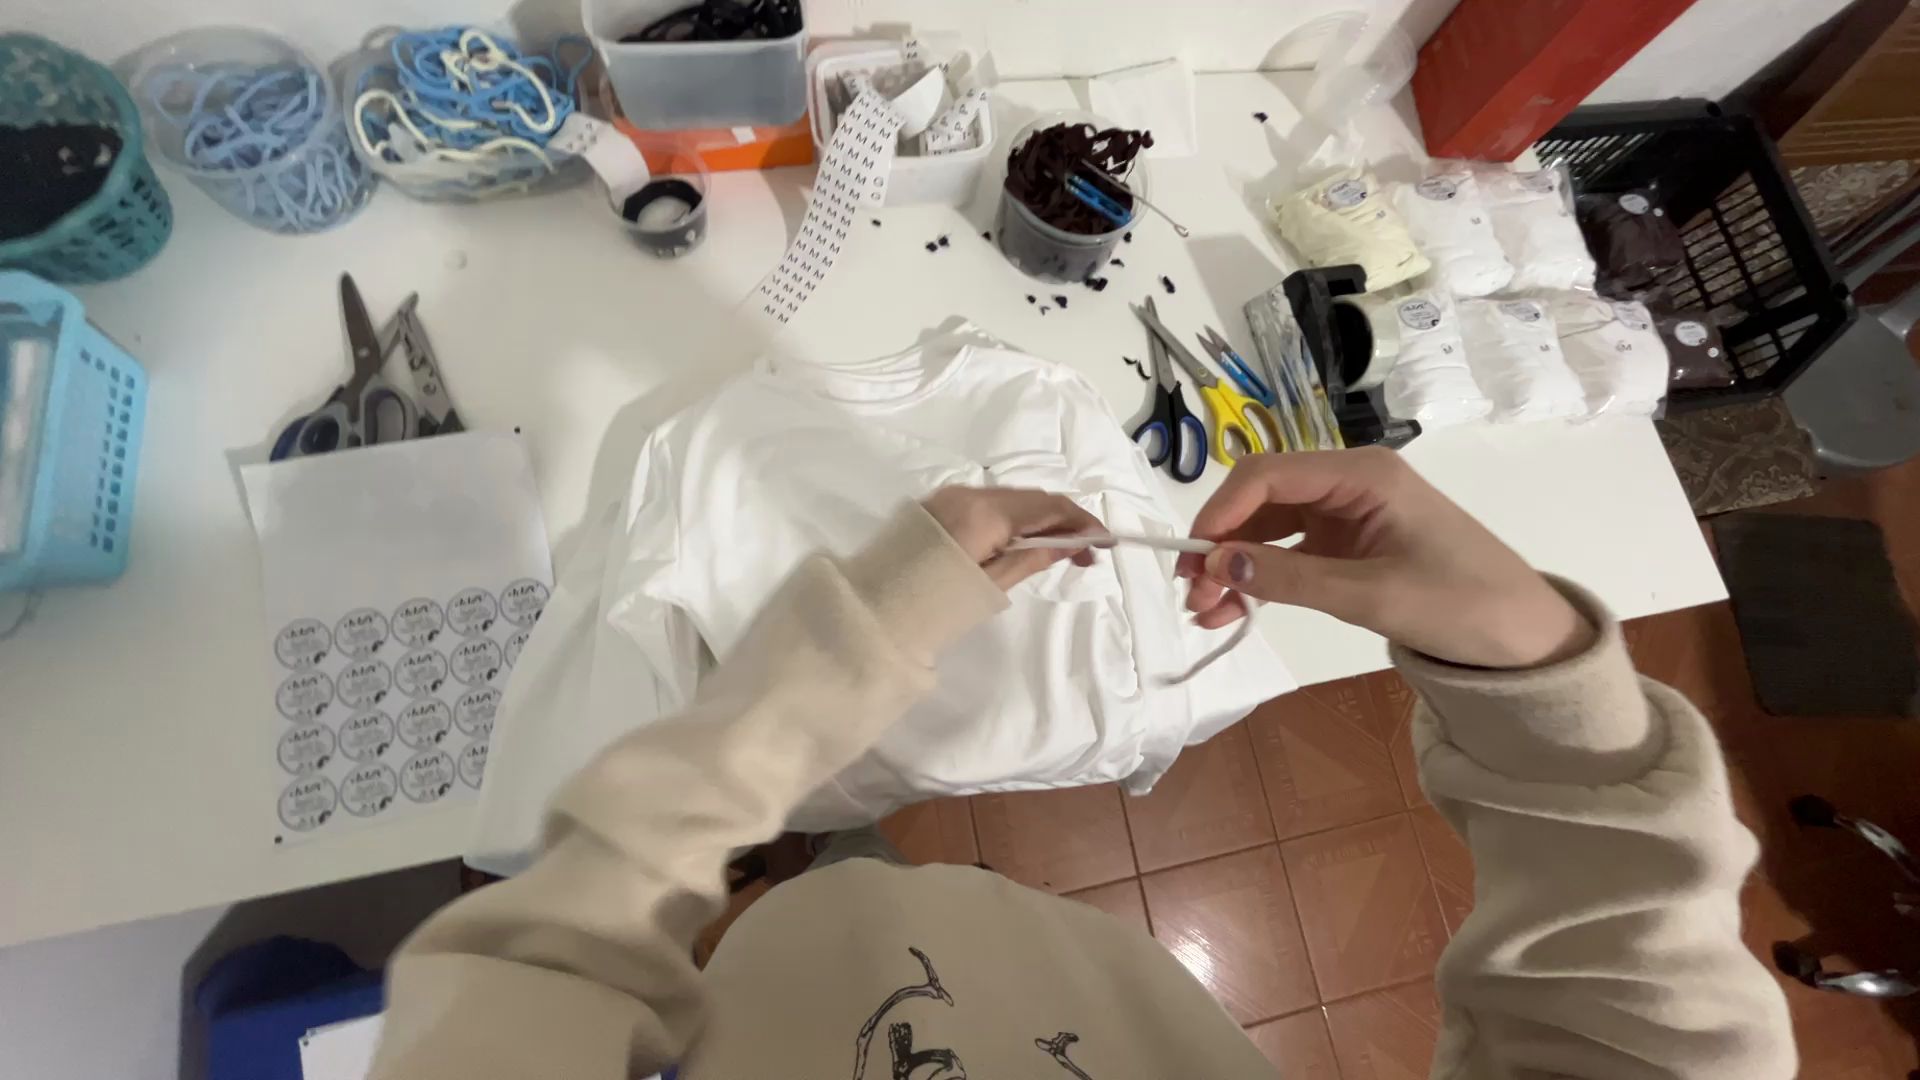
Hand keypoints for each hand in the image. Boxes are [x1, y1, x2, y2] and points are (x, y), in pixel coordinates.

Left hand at [922, 486, 1101, 590]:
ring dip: (1038, 519)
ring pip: (1009, 499)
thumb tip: (1070, 544)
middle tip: (1086, 553)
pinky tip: (1022, 541)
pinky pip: (988, 503)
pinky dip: (1012, 518)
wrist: (873, 607)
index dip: (1081, 521)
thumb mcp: (991, 585)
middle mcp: (969, 494)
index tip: (1105, 541)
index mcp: (985, 513)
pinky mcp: (939, 504)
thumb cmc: (934, 605)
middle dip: (1063, 521)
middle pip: (1030, 499)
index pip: (1047, 506)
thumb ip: (1033, 557)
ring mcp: (951, 495)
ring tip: (1058, 551)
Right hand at [1179, 449, 1591, 668]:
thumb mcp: (1371, 594)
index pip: (1267, 475)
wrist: (1524, 641)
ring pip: (1263, 530)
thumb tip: (1213, 563)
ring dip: (1230, 566)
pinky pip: (1282, 555)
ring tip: (1205, 611)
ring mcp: (1341, 515)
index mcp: (1361, 475)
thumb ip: (1288, 577)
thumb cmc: (1463, 605)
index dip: (1221, 511)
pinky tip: (1231, 610)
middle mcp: (1344, 484)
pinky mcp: (1340, 544)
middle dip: (1219, 544)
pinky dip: (1254, 580)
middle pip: (1258, 501)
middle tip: (1193, 593)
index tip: (1191, 557)